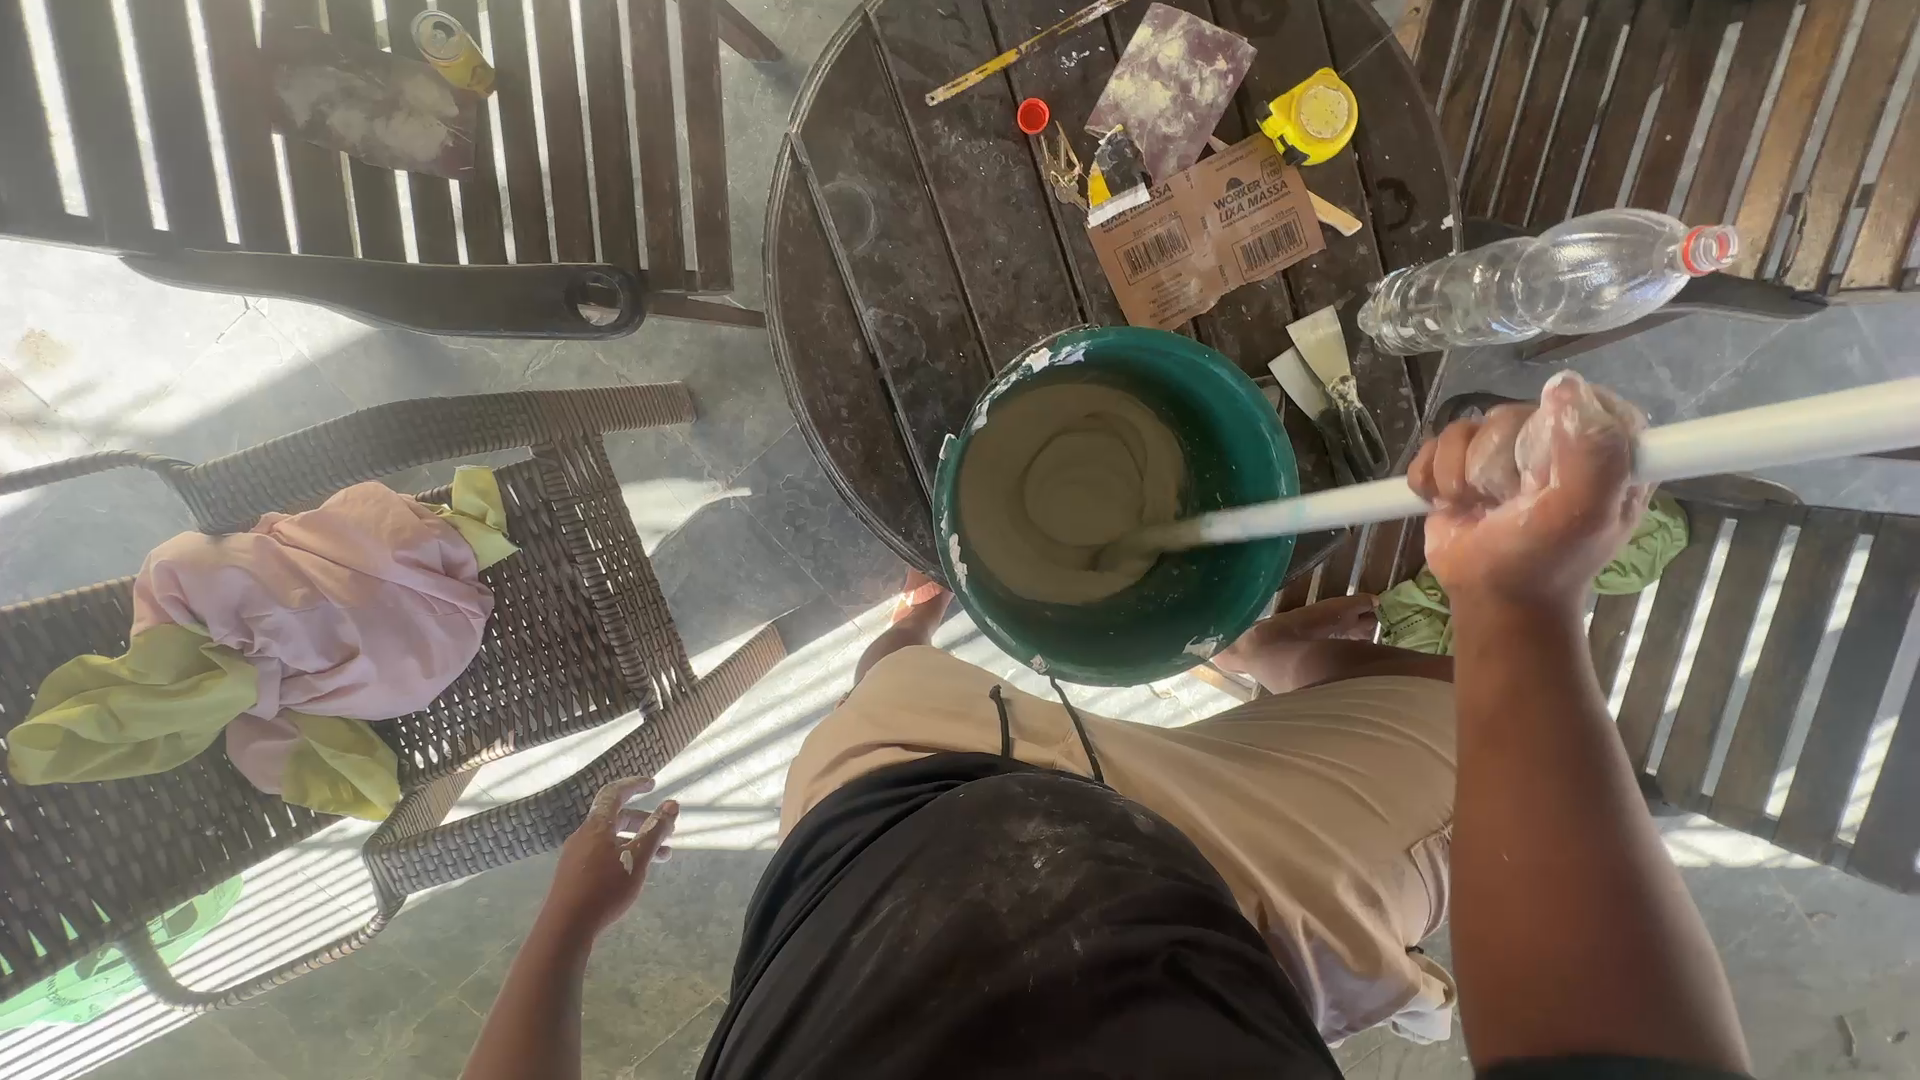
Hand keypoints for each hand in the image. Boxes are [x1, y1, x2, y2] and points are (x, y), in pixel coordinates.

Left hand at [539, 777, 677, 942]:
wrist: (564, 929)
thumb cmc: (604, 888)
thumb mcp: (637, 858)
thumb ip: (656, 830)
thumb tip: (672, 804)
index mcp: (597, 826)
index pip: (614, 793)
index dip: (633, 785)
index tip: (652, 784)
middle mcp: (584, 836)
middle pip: (616, 817)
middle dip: (644, 821)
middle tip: (666, 831)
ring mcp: (576, 856)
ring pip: (611, 839)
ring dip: (637, 841)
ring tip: (661, 857)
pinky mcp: (574, 874)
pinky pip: (603, 854)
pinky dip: (624, 854)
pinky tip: (635, 873)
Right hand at [1408, 371, 1648, 614]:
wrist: (1490, 598)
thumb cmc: (1543, 562)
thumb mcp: (1583, 511)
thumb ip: (1592, 450)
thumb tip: (1561, 385)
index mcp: (1603, 449)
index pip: (1577, 401)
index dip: (1549, 429)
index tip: (1541, 473)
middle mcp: (1552, 446)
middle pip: (1506, 415)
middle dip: (1490, 460)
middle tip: (1503, 499)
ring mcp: (1500, 458)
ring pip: (1462, 429)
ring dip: (1454, 475)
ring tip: (1470, 506)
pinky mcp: (1457, 470)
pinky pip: (1431, 448)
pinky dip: (1427, 478)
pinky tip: (1442, 504)